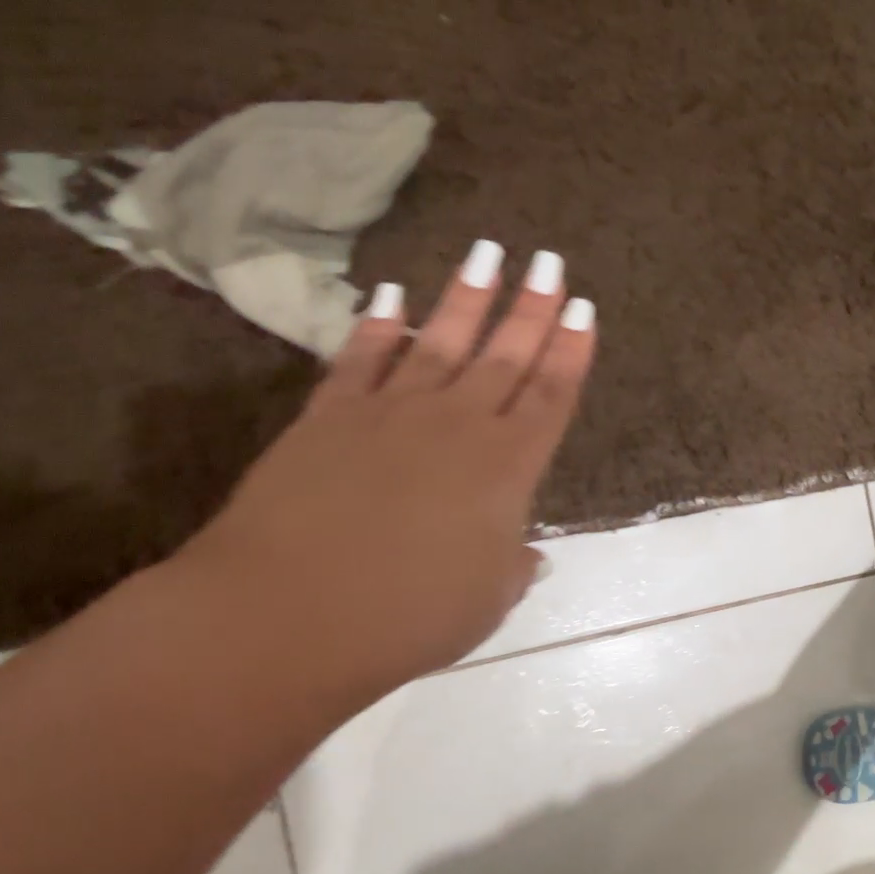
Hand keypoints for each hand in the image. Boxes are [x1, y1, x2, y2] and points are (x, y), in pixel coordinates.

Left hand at [171, 241, 595, 704]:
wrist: (290, 612)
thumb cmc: (408, 618)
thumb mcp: (485, 603)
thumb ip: (512, 568)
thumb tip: (530, 556)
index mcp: (506, 469)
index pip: (550, 397)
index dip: (570, 354)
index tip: (584, 310)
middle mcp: (456, 426)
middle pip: (505, 357)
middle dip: (532, 308)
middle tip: (551, 261)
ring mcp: (390, 413)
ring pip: (440, 342)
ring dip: (466, 297)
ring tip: (488, 253)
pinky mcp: (330, 416)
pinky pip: (362, 358)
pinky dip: (380, 325)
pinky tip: (392, 296)